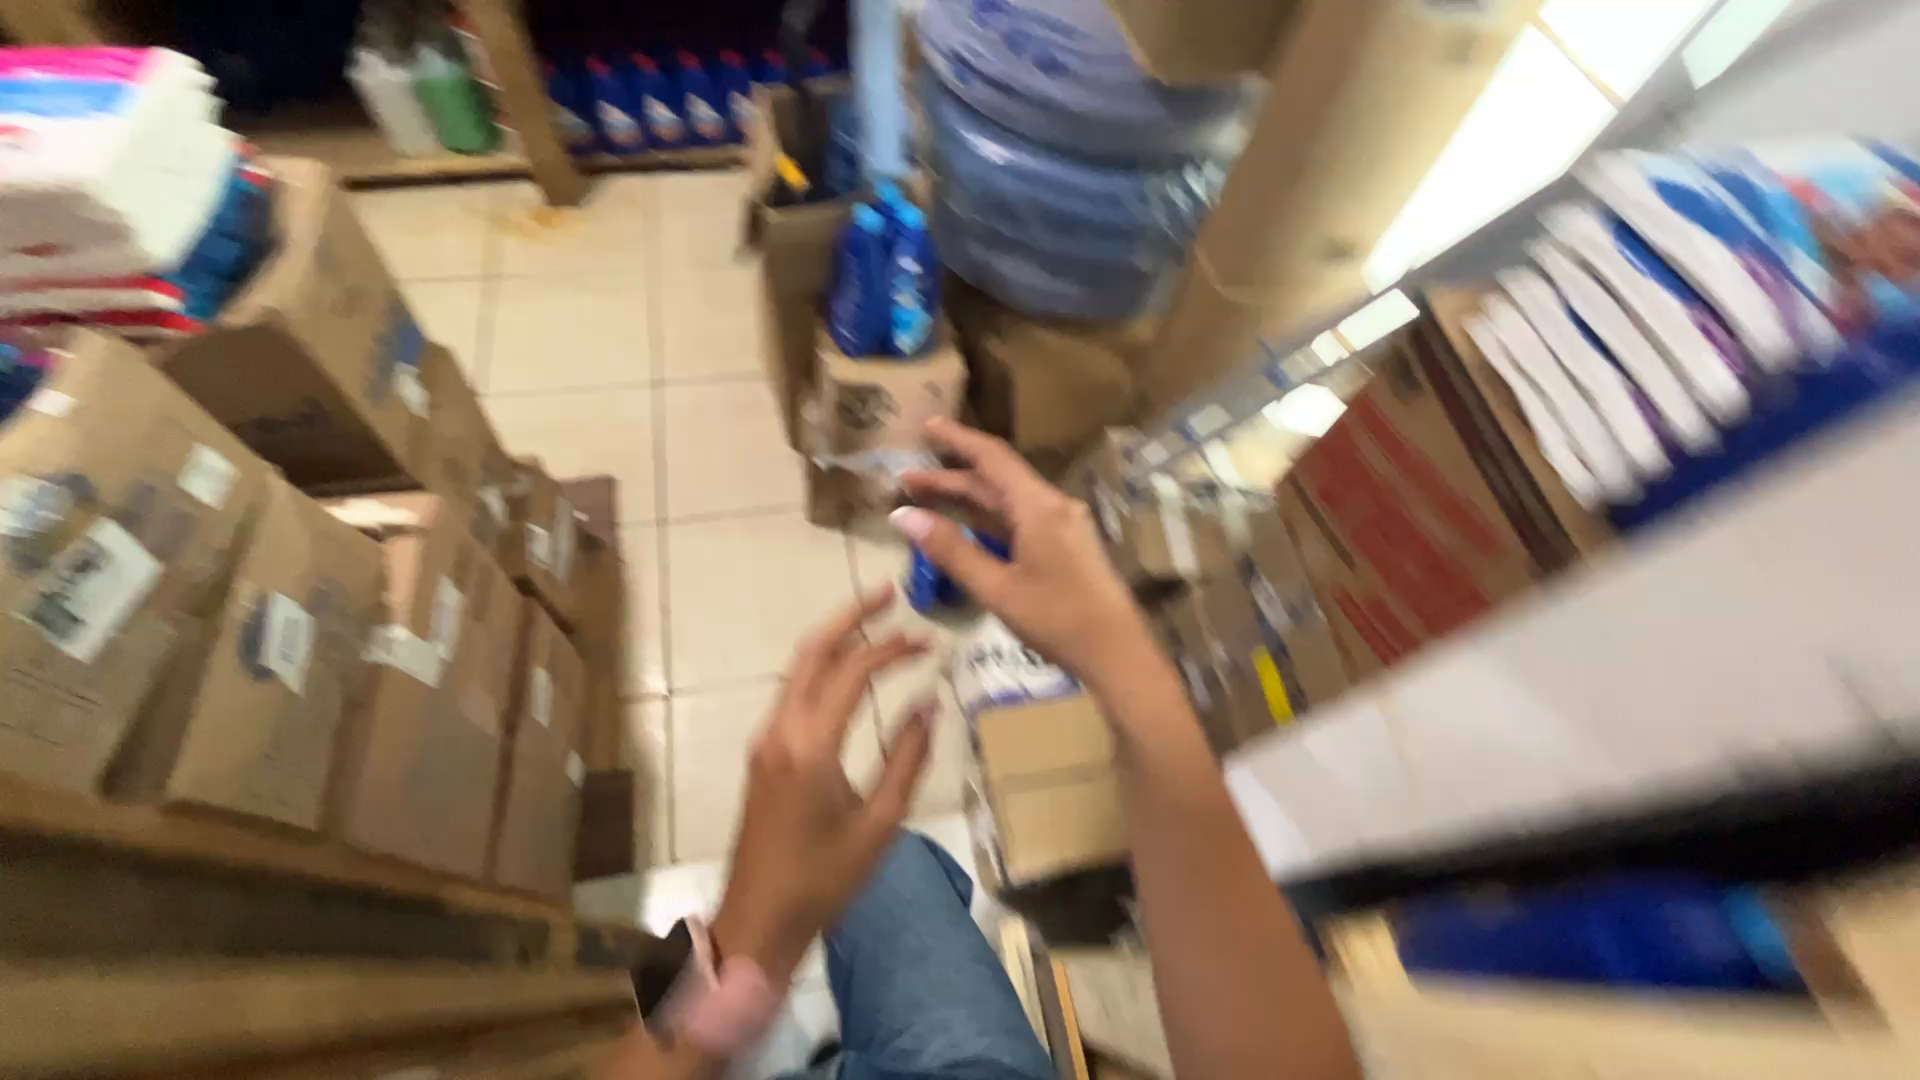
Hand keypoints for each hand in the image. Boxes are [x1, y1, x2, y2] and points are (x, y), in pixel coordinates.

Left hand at [711, 586, 934, 985]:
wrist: (756, 922)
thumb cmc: (825, 880)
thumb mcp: (881, 824)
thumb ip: (908, 757)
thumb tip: (930, 701)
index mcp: (810, 745)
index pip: (853, 671)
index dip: (894, 649)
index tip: (930, 643)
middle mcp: (780, 729)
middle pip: (813, 650)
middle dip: (852, 615)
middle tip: (890, 592)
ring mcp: (765, 738)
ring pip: (799, 668)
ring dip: (836, 639)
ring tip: (878, 622)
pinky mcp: (764, 751)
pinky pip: (793, 692)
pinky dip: (824, 667)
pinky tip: (851, 669)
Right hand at [893, 418, 1158, 687]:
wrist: (1117, 652)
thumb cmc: (1057, 619)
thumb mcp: (997, 587)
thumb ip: (950, 549)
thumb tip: (903, 516)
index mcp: (1038, 506)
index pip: (991, 457)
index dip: (957, 439)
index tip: (926, 425)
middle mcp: (1053, 505)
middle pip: (996, 480)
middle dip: (951, 477)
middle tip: (907, 478)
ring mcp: (1063, 525)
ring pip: (1008, 501)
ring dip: (969, 499)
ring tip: (927, 500)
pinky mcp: (1067, 545)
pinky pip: (1021, 520)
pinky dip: (990, 519)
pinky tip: (967, 528)